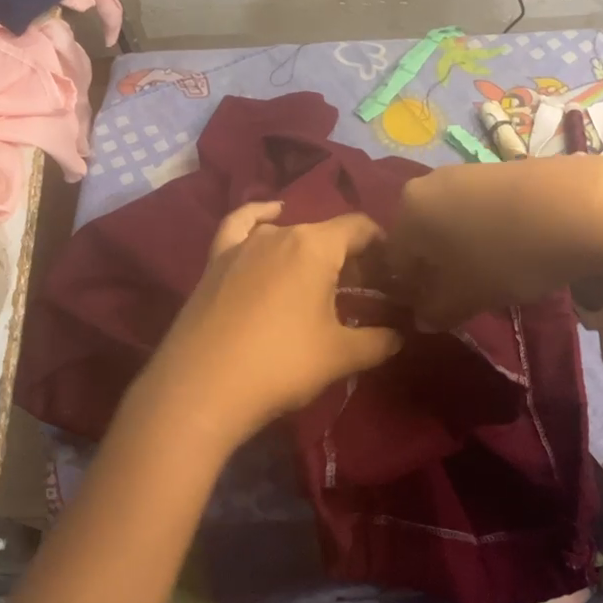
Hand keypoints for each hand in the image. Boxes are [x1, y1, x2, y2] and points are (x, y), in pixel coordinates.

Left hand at [136, 202, 405, 448]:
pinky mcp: (215, 261)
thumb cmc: (280, 365)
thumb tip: (400, 335)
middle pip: (325, 233)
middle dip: (351, 257)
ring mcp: (242, 245)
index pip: (360, 228)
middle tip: (365, 292)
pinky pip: (240, 225)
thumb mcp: (340, 356)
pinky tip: (270, 215)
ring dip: (311, 251)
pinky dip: (259, 216)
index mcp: (315, 246)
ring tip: (323, 280)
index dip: (383, 246)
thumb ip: (379, 340)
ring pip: (287, 233)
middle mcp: (279, 233)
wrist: (202, 387)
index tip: (394, 274)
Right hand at [387, 154, 602, 329]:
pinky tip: (518, 251)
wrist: (584, 206)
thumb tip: (422, 317)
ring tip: (497, 276)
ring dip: (465, 252)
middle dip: (438, 270)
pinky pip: (480, 210)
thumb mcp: (467, 295)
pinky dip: (490, 233)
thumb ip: (436, 309)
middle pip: (422, 238)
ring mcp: (466, 172)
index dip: (411, 293)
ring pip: (451, 224)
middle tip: (467, 297)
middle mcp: (428, 184)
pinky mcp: (501, 170)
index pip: (393, 261)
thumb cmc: (508, 255)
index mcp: (408, 210)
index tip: (437, 313)